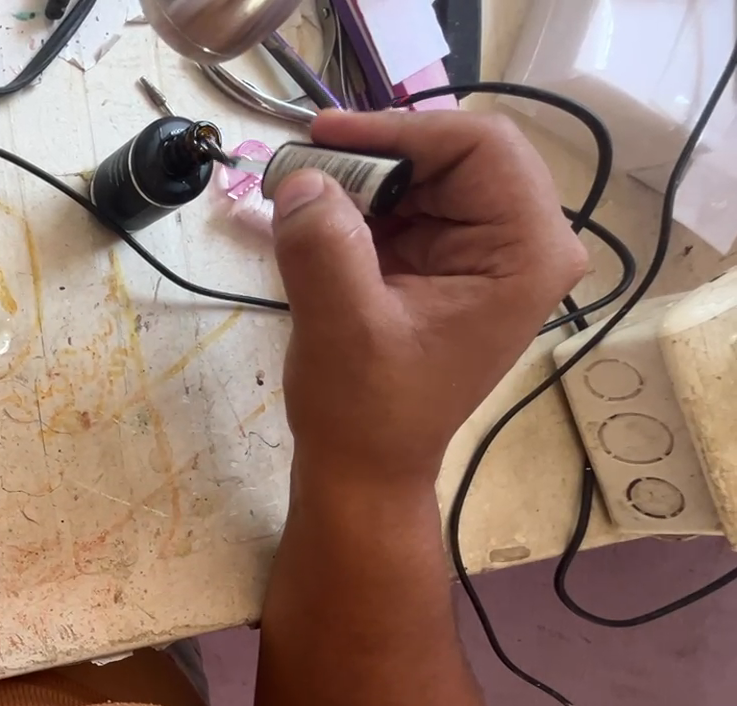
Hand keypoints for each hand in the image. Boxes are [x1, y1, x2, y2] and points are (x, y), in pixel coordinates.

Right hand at [270, 110, 587, 491]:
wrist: (360, 470)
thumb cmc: (363, 409)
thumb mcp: (340, 325)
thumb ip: (322, 248)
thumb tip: (297, 180)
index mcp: (521, 250)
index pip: (476, 149)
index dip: (396, 132)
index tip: (317, 135)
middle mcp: (512, 244)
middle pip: (445, 164)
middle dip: (365, 164)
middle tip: (292, 173)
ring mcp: (473, 260)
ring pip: (413, 191)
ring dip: (348, 191)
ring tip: (286, 198)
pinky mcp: (434, 276)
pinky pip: (392, 225)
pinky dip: (344, 220)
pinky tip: (299, 224)